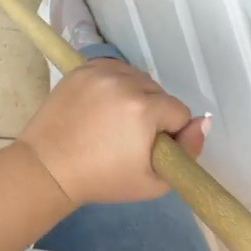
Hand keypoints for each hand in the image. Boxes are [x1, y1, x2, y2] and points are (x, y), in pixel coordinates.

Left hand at [15, 59, 207, 206]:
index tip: (147, 148)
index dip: (169, 133)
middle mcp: (124, 82)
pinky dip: (113, 84)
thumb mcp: (154, 181)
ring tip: (114, 121)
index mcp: (144, 108)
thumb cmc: (102, 180)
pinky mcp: (80, 70)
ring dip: (134, 95)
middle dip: (152, 113)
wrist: (48, 167)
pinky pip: (112, 70)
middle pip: (158, 93)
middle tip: (128, 137)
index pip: (178, 112)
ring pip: (136, 79)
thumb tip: (203, 123)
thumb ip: (188, 152)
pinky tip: (103, 105)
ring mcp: (99, 73)